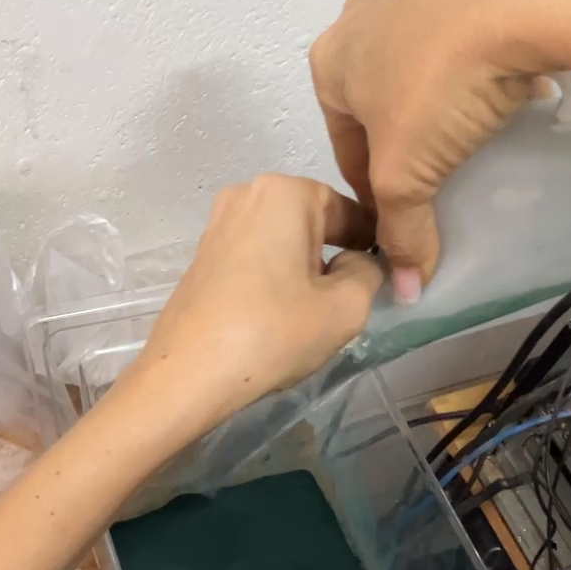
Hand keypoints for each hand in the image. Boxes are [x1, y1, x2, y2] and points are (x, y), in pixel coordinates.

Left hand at [119, 174, 381, 428]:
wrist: (186, 377)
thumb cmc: (271, 335)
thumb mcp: (346, 307)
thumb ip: (368, 273)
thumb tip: (355, 264)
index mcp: (284, 191)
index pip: (351, 213)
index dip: (374, 247)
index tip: (384, 279)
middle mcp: (244, 197)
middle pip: (311, 228)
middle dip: (330, 261)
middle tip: (339, 307)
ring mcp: (215, 230)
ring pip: (280, 249)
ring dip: (299, 277)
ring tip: (303, 320)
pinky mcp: (198, 264)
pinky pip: (251, 266)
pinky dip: (269, 287)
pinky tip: (270, 324)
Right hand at [310, 0, 551, 299]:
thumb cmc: (442, 83)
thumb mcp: (408, 175)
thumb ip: (401, 233)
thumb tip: (404, 290)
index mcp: (329, 64)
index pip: (345, 151)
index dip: (373, 196)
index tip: (402, 220)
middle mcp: (360, 17)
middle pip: (380, 107)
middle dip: (405, 146)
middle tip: (438, 177)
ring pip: (422, 66)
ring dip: (441, 103)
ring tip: (475, 132)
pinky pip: (465, 29)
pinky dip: (479, 61)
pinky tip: (507, 82)